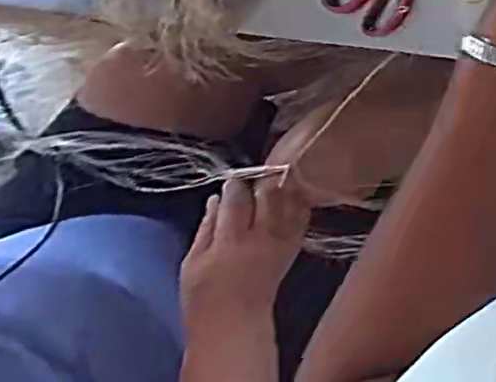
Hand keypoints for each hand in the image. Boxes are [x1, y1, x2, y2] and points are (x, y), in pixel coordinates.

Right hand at [180, 178, 309, 317]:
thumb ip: (206, 227)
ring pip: (289, 197)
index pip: (237, 200)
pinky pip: (303, 209)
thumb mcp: (192, 263)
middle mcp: (263, 234)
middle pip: (269, 192)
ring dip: (282, 184)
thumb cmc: (204, 294)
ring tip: (272, 181)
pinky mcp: (297, 239)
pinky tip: (289, 194)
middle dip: (261, 179)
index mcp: (231, 241)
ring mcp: (284, 235)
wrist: (236, 318)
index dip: (235, 185)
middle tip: (255, 177)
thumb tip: (217, 197)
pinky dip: (297, 198)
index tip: (232, 180)